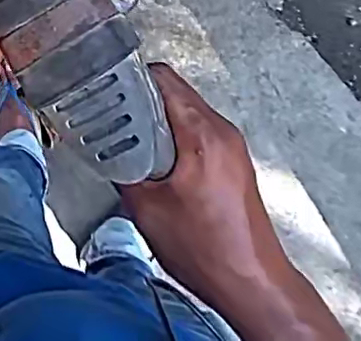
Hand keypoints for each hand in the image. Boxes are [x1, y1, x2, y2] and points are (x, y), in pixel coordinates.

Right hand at [120, 64, 344, 340]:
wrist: (252, 285)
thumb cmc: (211, 253)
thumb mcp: (146, 209)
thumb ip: (122, 169)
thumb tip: (107, 150)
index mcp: (202, 134)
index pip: (162, 77)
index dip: (131, 76)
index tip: (112, 84)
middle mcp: (222, 131)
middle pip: (175, 88)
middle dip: (143, 96)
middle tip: (117, 111)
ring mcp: (233, 144)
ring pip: (187, 106)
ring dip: (160, 115)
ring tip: (137, 136)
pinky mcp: (235, 159)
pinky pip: (200, 126)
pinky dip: (178, 131)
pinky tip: (163, 157)